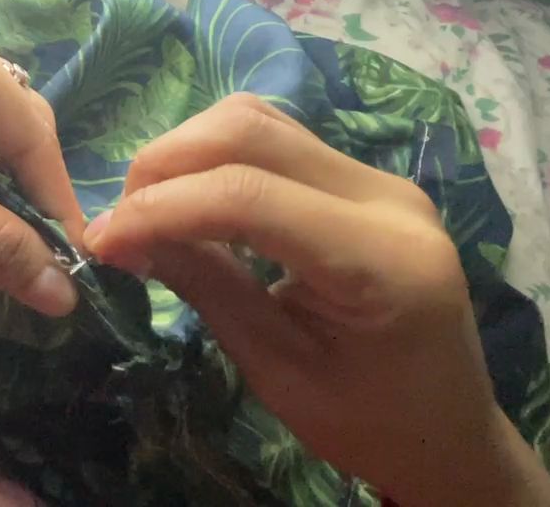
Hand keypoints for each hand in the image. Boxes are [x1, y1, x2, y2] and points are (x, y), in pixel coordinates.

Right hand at [84, 95, 549, 506]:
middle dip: (163, 165)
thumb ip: (200, 284)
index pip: (248, 198)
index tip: (102, 238)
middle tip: (123, 220)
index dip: (160, 208)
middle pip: (245, 132)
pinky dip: (209, 151)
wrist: (447, 432)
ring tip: (151, 205)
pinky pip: (266, 132)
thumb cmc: (367, 423)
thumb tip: (116, 235)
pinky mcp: (353, 171)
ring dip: (182, 151)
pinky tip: (191, 194)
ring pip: (251, 118)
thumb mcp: (274, 370)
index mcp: (384, 262)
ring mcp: (373, 174)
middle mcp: (385, 196)